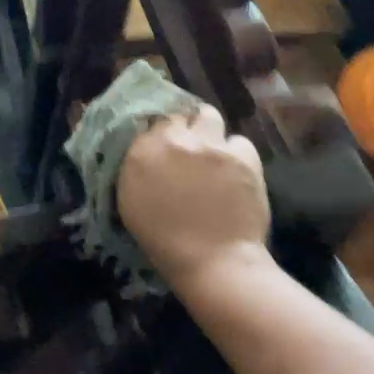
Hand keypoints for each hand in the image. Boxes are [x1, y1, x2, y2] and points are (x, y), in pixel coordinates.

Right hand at [117, 105, 270, 294]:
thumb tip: (143, 150)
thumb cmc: (162, 238)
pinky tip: (233, 171)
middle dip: (184, 126)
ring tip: (212, 151)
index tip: (161, 142)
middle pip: (181, 114)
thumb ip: (135, 167)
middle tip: (187, 145)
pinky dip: (236, 153)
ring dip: (209, 131)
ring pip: (210, 118)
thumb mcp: (129, 200)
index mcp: (142, 150)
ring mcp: (213, 146)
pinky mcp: (244, 157)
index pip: (149, 120)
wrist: (212, 259)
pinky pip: (240, 142)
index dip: (157, 130)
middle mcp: (177, 140)